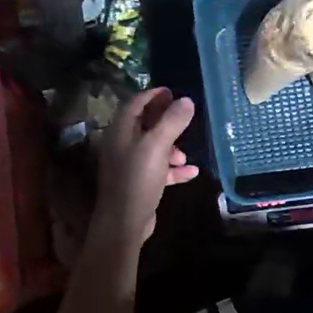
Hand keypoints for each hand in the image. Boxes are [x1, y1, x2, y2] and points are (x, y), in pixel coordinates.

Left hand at [94, 87, 198, 250]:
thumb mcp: (157, 146)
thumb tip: (186, 100)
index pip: (136, 103)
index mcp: (121, 130)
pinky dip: (174, 168)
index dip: (153, 95)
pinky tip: (191, 171)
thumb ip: (172, 122)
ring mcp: (130, 164)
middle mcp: (122, 144)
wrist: (124, 221)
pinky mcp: (139, 183)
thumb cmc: (137, 179)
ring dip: (172, 147)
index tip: (172, 91)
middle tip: (185, 116)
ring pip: (154, 147)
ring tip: (185, 154)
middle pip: (145, 124)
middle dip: (166, 120)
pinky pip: (160, 169)